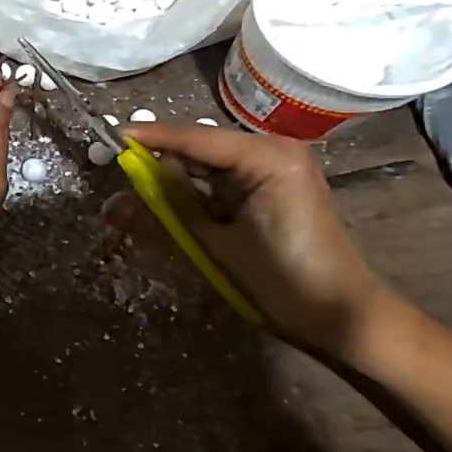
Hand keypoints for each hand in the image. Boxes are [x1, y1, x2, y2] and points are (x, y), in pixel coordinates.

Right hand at [103, 122, 390, 360]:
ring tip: (133, 197)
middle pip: (198, 148)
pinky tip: (166, 204)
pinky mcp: (271, 188)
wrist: (342, 316)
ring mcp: (274, 169)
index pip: (194, 138)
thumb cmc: (284, 279)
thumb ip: (169, 210)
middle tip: (117, 174)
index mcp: (267, 157)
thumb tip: (118, 199)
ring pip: (206, 166)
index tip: (109, 135)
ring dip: (172, 181)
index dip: (149, 137)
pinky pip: (221, 183)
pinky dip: (193, 194)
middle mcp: (272, 152)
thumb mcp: (217, 243)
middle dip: (156, 162)